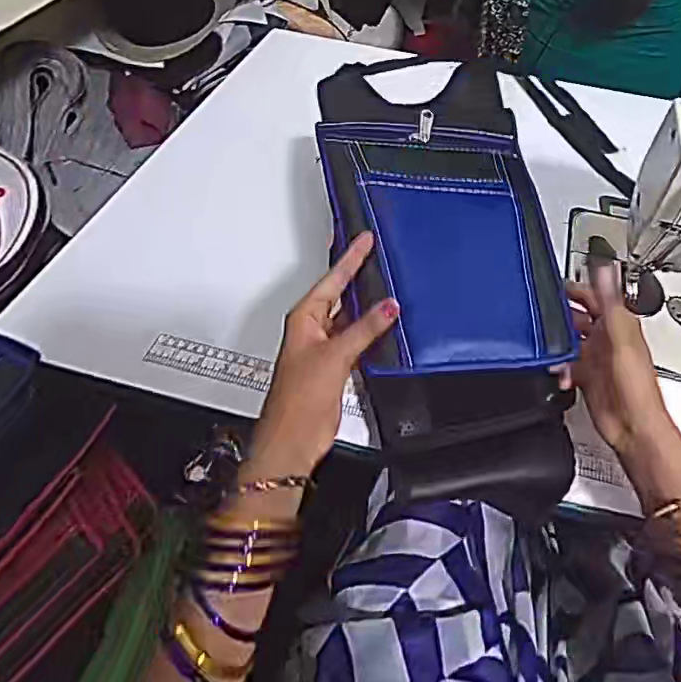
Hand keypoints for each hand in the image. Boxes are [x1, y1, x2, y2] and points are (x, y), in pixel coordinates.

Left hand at [248, 233, 397, 476]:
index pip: (333, 279)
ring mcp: (324, 347)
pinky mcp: (336, 364)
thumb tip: (388, 306)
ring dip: (368, 305)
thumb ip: (365, 328)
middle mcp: (312, 329)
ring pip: (351, 315)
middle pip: (340, 293)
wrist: (292, 442)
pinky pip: (358, 336)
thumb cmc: (296, 403)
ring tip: (386, 284)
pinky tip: (385, 324)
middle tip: (375, 252)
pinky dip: (371, 329)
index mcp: (304, 319)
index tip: (364, 239)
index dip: (350, 257)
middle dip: (358, 275)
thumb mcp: (335, 356)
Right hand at [564, 260, 675, 456]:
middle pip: (579, 317)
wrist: (634, 428)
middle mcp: (608, 339)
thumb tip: (606, 269)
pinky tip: (556, 371)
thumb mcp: (621, 337)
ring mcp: (597, 358)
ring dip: (557, 343)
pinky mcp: (587, 378)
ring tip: (546, 345)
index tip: (558, 284)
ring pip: (570, 341)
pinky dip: (558, 367)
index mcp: (619, 324)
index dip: (578, 289)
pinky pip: (566, 365)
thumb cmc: (637, 388)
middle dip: (561, 315)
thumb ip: (609, 302)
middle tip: (543, 314)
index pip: (595, 296)